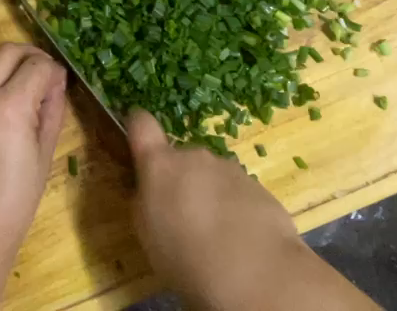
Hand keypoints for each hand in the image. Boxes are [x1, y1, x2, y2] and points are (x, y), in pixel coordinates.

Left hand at [0, 44, 66, 310]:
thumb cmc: (15, 200)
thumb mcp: (44, 154)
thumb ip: (52, 110)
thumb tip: (56, 81)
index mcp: (9, 106)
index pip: (37, 66)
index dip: (54, 70)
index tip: (61, 82)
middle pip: (8, 51)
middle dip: (31, 55)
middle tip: (45, 72)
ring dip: (6, 60)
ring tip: (22, 78)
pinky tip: (0, 93)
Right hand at [127, 110, 380, 310]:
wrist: (255, 272)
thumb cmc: (186, 256)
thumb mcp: (148, 235)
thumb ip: (144, 203)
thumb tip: (148, 192)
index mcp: (160, 165)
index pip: (141, 124)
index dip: (137, 130)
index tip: (138, 148)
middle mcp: (194, 156)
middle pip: (181, 159)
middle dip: (181, 182)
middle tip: (185, 221)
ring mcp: (229, 168)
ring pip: (212, 177)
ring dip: (211, 197)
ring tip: (217, 239)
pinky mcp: (259, 187)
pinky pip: (239, 194)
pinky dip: (237, 211)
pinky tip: (242, 244)